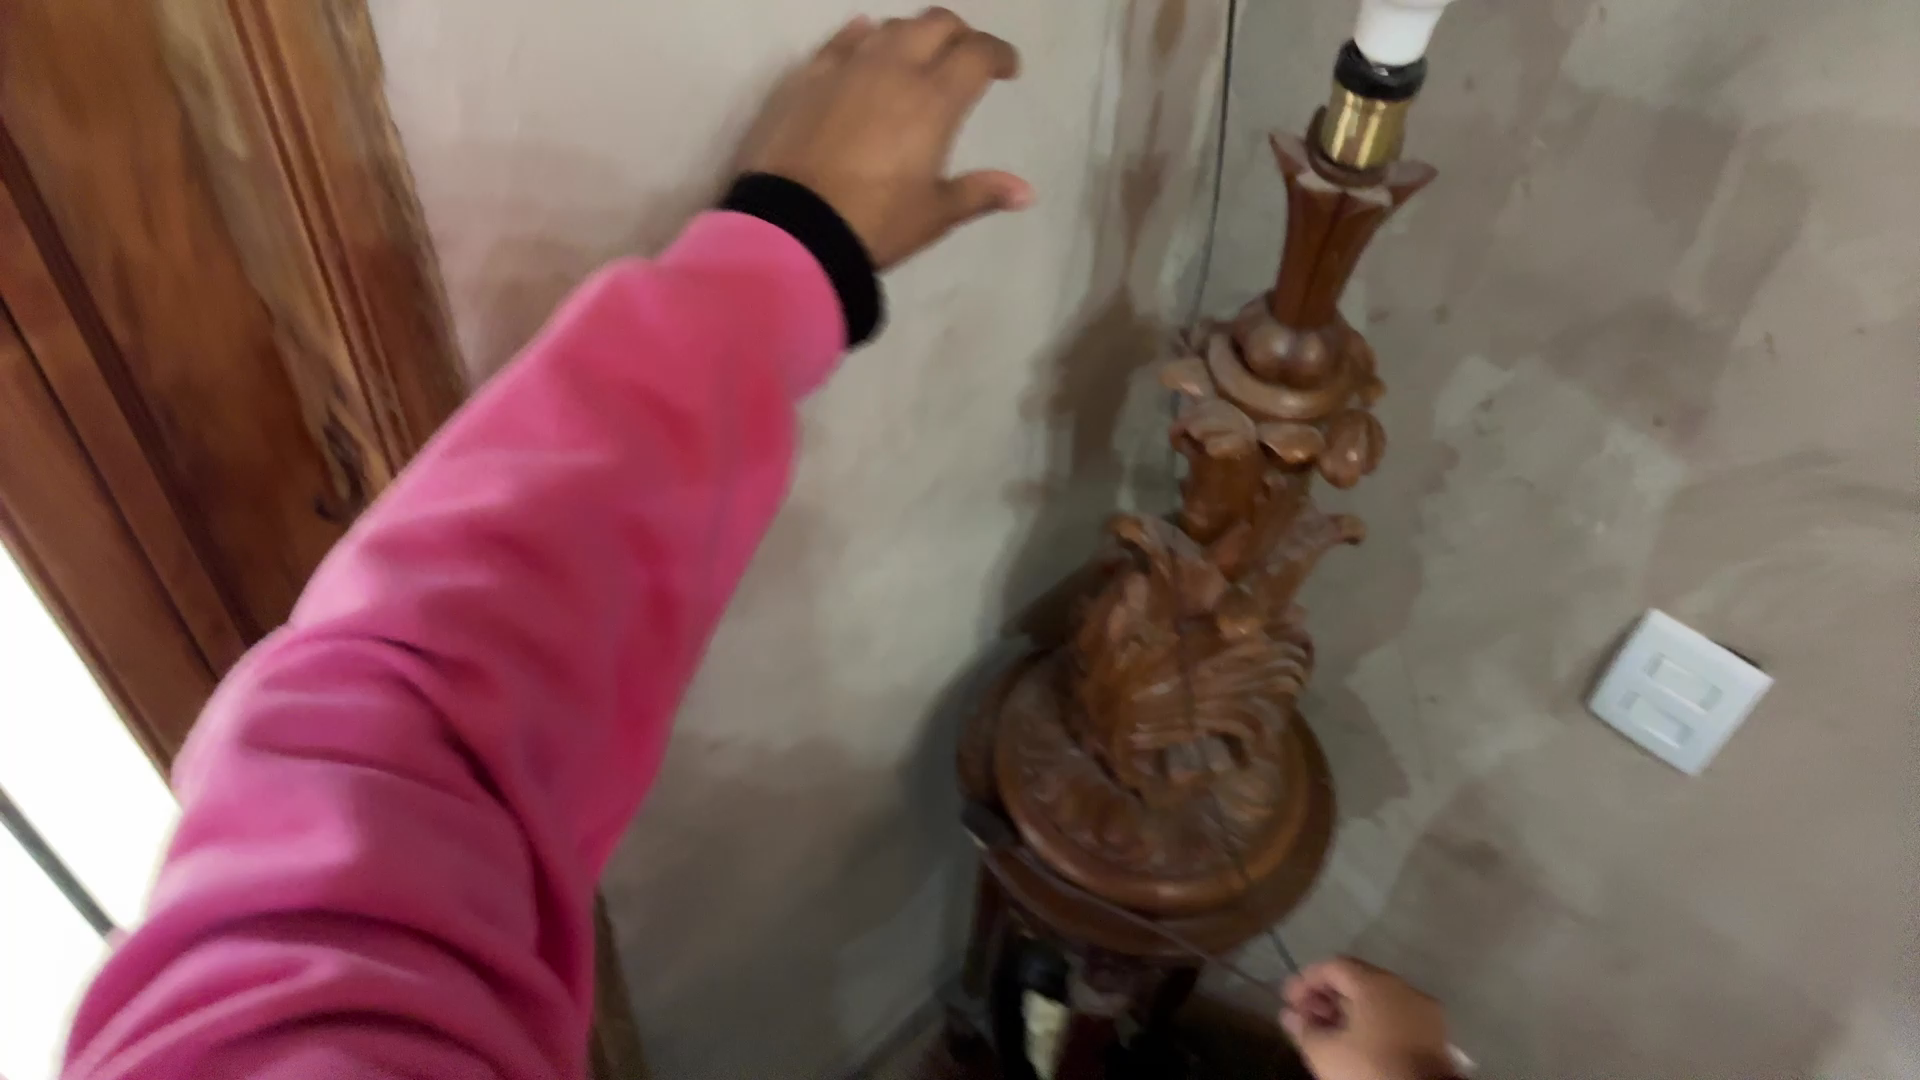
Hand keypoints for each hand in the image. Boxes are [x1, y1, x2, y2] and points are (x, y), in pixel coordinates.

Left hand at [741, 8, 1032, 268]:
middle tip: (965, 56)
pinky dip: (861, 37)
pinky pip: (841, 41)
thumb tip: (1027, 192)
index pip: (977, 55)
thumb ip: (980, 193)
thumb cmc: (875, 224)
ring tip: (916, 57)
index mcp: (934, 100)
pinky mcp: (807, 77)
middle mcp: (893, 68)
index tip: (1007, 69)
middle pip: (936, 25)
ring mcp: (846, 67)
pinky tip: (864, 40)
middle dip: (959, 35)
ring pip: (889, 28)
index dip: (998, 55)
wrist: (796, 229)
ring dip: (911, 35)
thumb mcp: (934, 215)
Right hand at [1281, 957, 1453, 1079]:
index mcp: (1375, 982)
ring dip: (1349, 1011)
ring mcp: (1424, 1011)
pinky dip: (1373, 1023)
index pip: (1332, 966)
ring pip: (1377, 999)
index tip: (1289, 1003)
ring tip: (1330, 1033)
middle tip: (1307, 1018)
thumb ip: (1303, 1029)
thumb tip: (1289, 1015)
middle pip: (1355, 980)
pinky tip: (1359, 1043)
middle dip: (1326, 997)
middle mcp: (1402, 987)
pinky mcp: (1436, 1037)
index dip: (1305, 981)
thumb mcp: (1326, 1053)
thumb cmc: (1373, 1071)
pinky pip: (1395, 1016)